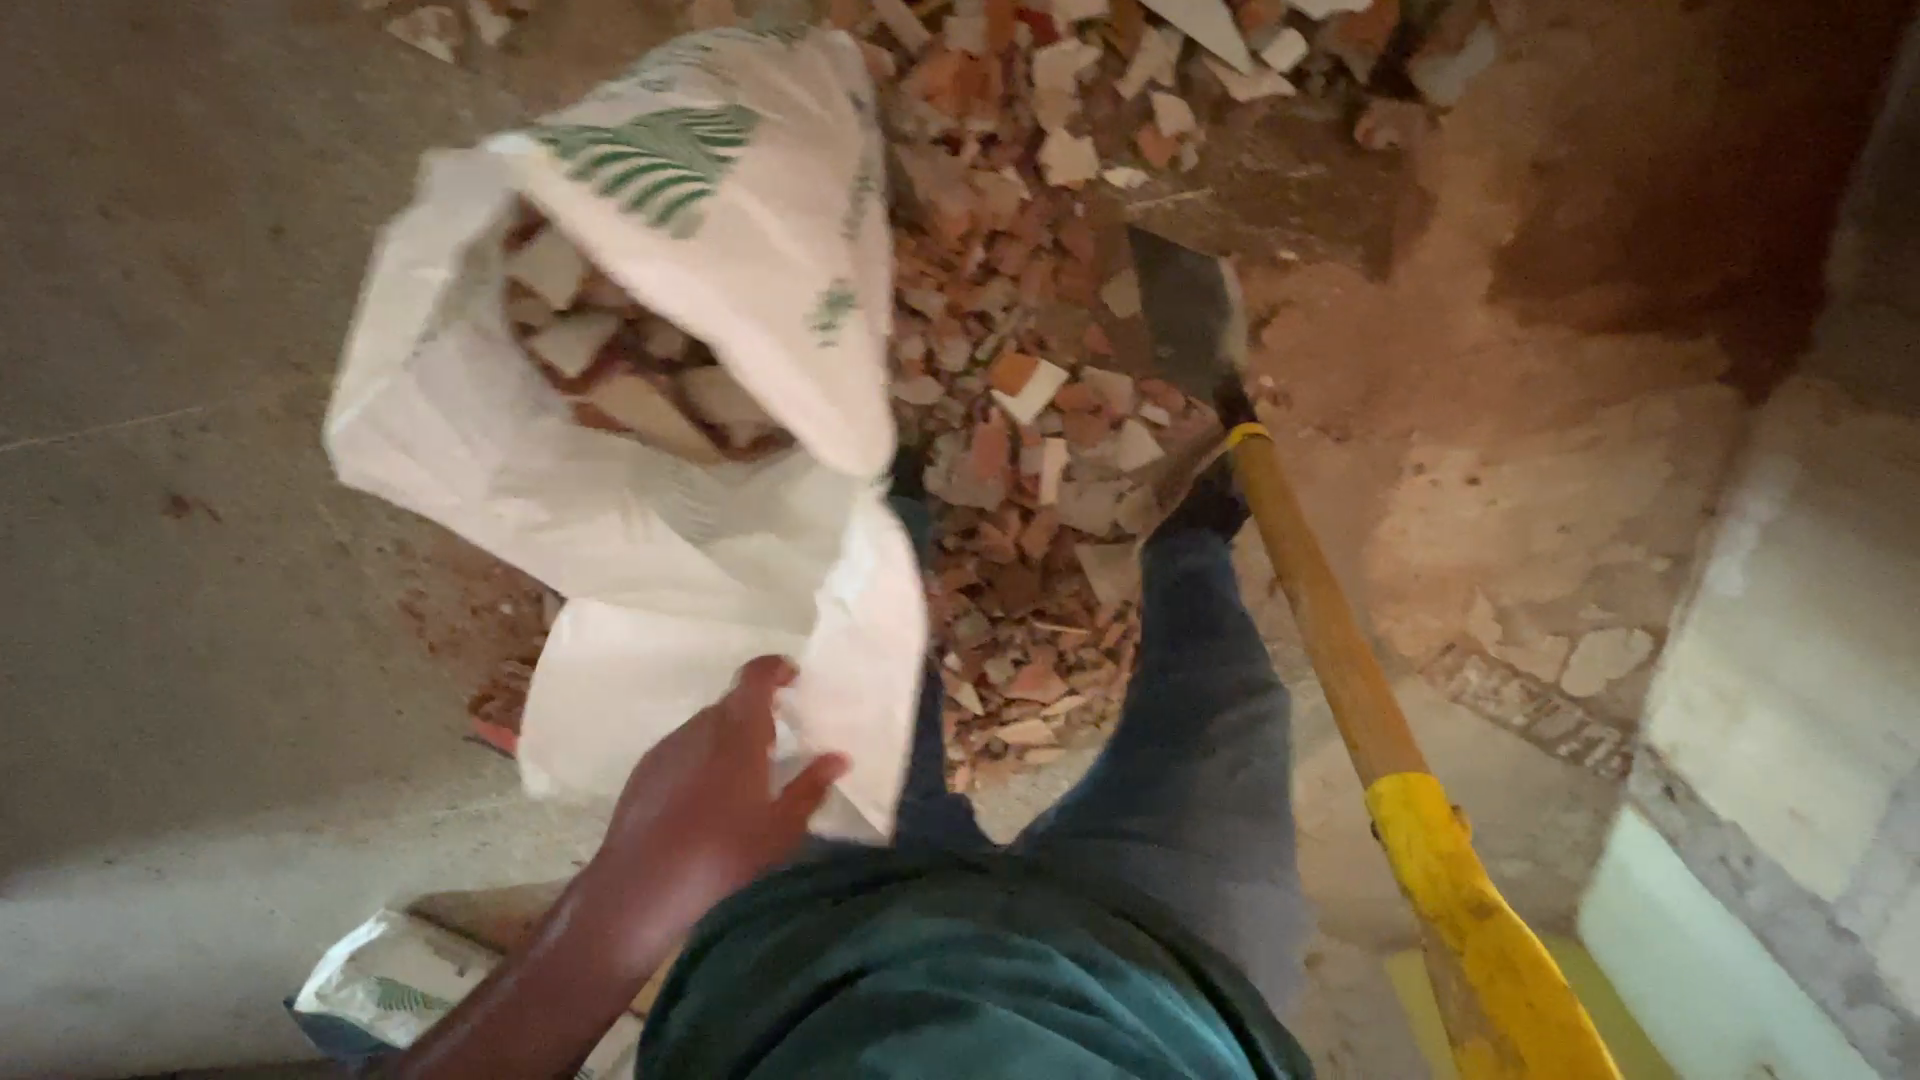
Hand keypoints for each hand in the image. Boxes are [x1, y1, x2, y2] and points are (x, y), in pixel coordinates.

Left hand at [580, 655, 847, 964]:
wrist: (640, 888)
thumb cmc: (722, 853)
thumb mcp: (781, 828)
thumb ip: (811, 787)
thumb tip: (838, 758)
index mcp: (739, 732)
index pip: (755, 676)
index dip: (775, 668)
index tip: (793, 677)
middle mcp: (701, 727)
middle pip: (732, 703)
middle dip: (757, 714)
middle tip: (776, 744)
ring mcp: (668, 747)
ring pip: (706, 727)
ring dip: (728, 739)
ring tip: (742, 781)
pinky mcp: (644, 771)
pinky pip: (683, 750)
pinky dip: (701, 759)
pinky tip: (705, 801)